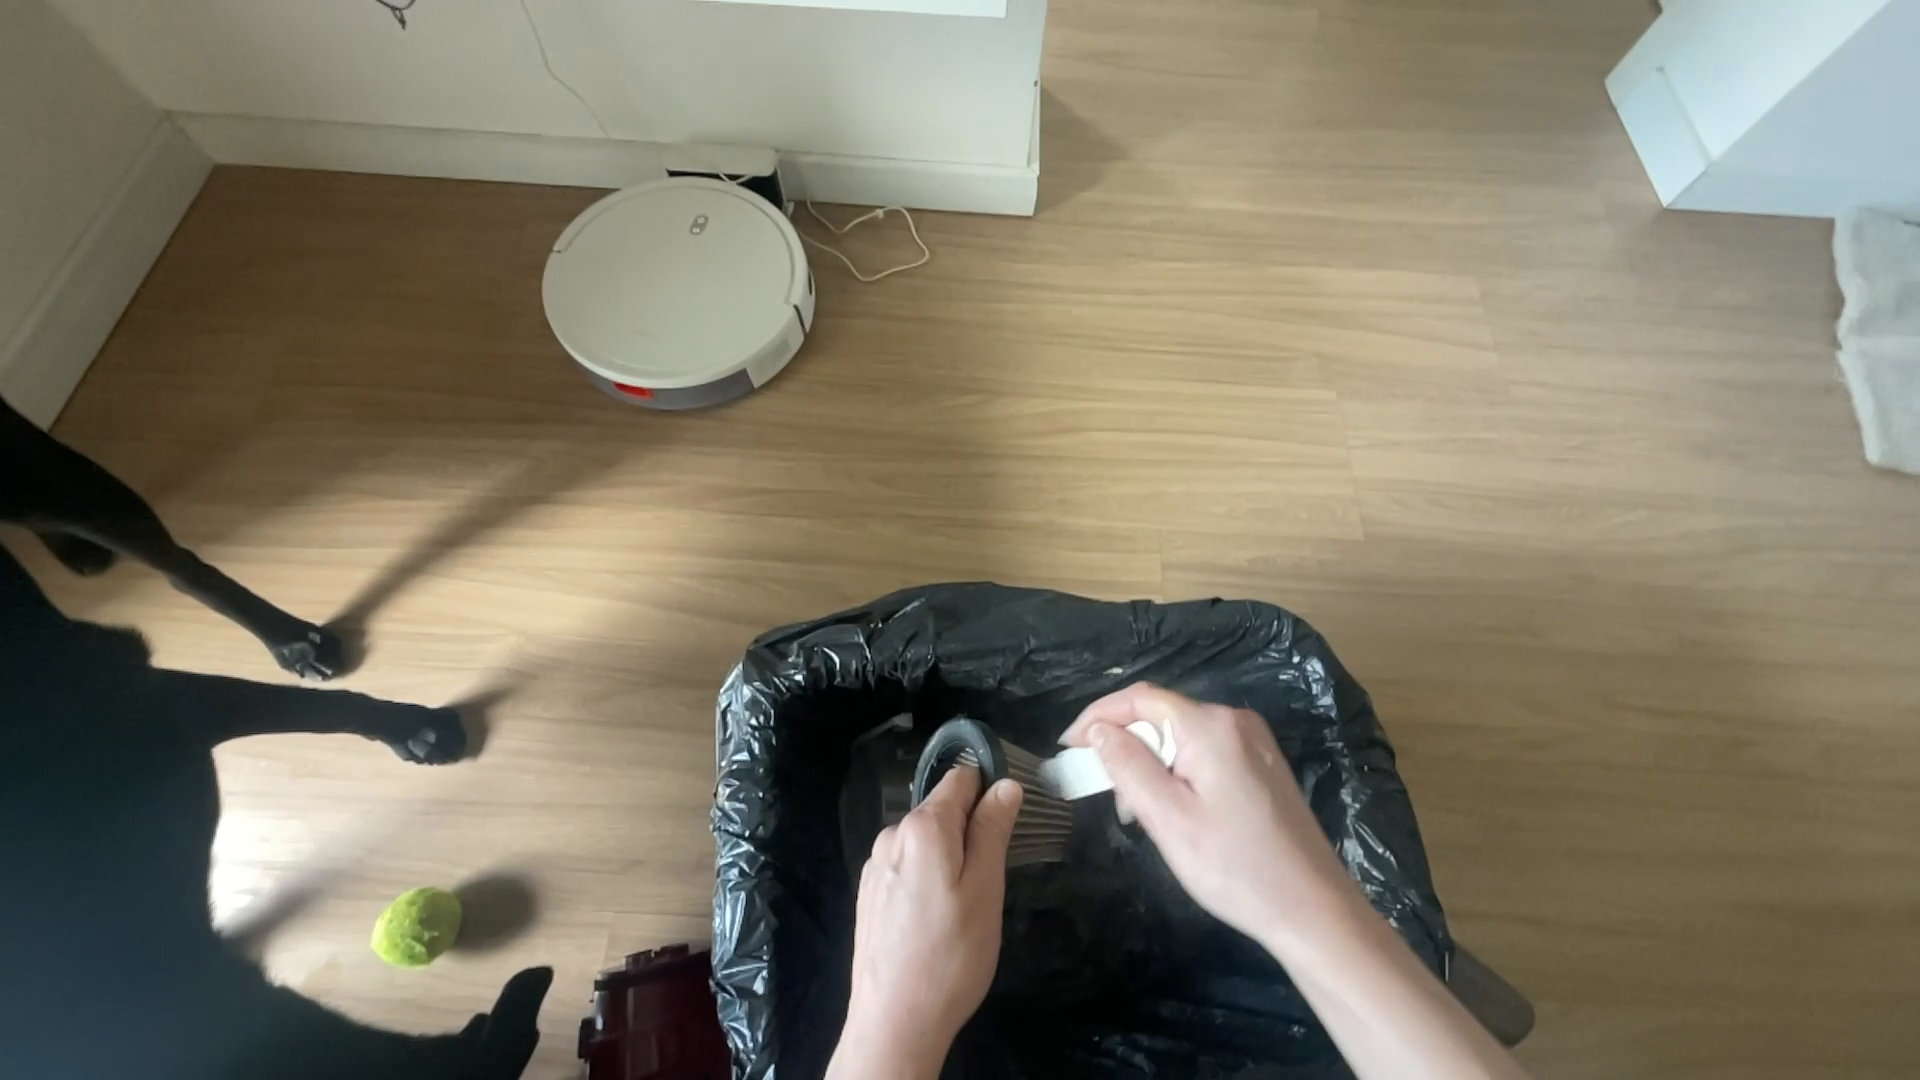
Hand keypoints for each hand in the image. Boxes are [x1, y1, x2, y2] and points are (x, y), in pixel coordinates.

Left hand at [827, 766, 1022, 1079]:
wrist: (894, 1023)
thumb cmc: (951, 954)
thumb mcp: (985, 888)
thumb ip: (992, 830)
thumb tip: (1005, 784)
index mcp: (922, 826)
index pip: (961, 778)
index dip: (988, 793)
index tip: (1004, 828)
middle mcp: (892, 835)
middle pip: (942, 811)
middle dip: (968, 834)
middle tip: (985, 883)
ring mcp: (875, 865)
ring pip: (925, 843)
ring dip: (947, 860)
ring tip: (960, 909)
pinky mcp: (868, 894)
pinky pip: (906, 868)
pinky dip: (925, 881)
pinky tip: (932, 923)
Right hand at [1062, 683, 1359, 950]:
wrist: (1315, 912)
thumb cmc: (1235, 867)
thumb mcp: (1168, 818)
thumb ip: (1127, 765)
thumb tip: (1099, 730)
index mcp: (1210, 726)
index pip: (1139, 699)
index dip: (1097, 716)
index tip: (1068, 747)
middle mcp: (1234, 720)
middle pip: (1160, 716)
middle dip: (1125, 748)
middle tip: (1106, 794)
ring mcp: (1253, 742)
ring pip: (1180, 737)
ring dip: (1149, 764)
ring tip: (1138, 814)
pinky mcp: (1262, 764)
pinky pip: (1204, 752)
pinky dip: (1176, 772)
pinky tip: (1174, 811)